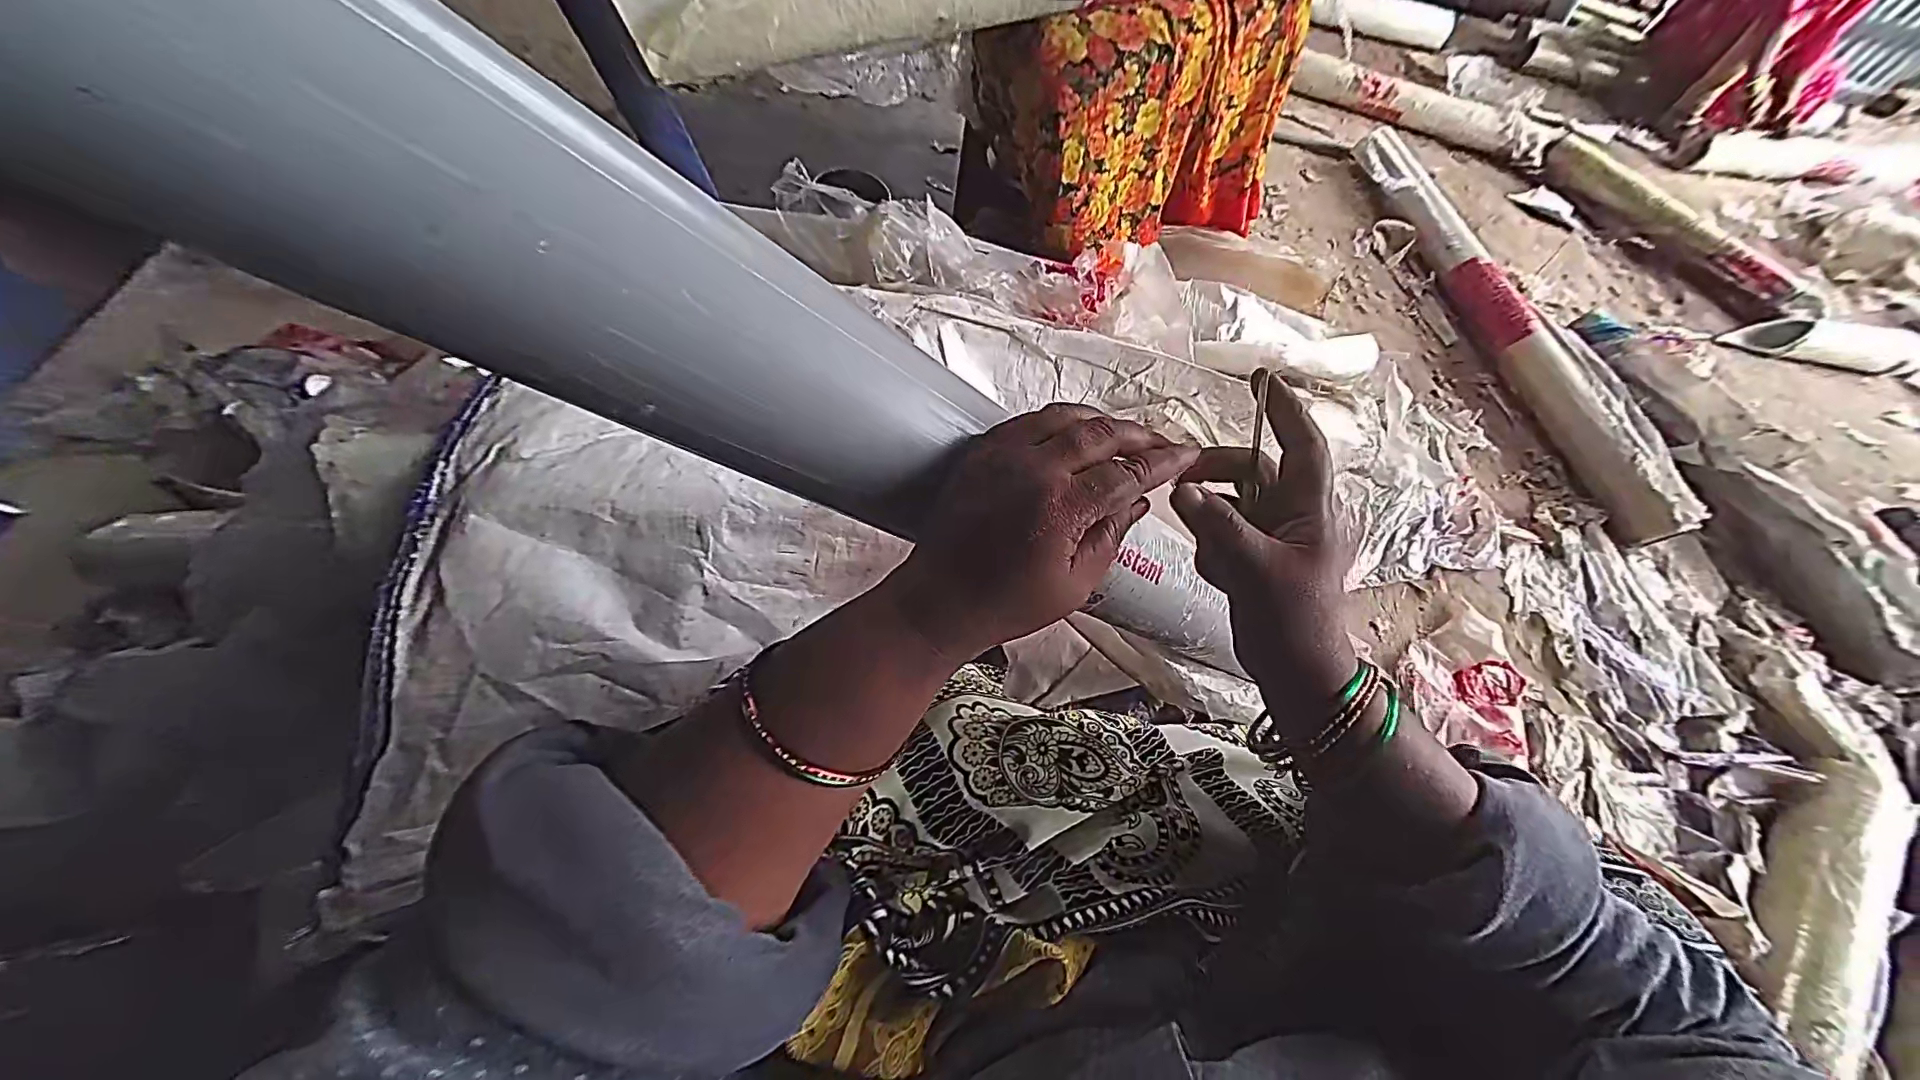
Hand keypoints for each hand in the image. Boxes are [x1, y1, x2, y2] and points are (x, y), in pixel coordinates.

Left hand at [882, 404, 1198, 663]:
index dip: (1162, 462)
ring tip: (1123, 434)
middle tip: (1160, 443)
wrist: (939, 601)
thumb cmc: (1003, 604)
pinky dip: (1059, 421)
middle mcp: (1032, 470)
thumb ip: (1111, 537)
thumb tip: (1138, 502)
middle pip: (1100, 433)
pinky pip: (1028, 421)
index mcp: (1061, 507)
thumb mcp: (1074, 584)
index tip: (1183, 455)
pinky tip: (1073, 432)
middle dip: (1138, 435)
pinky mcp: (980, 454)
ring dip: (1101, 421)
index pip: (1126, 471)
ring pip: (1064, 416)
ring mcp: (1002, 456)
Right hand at [1169, 375, 1355, 722]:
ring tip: (1214, 558)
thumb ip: (1218, 526)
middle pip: (1250, 472)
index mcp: (1311, 509)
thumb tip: (1183, 490)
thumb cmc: (1292, 620)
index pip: (1301, 446)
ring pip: (1229, 504)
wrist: (1294, 672)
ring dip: (1211, 524)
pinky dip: (1212, 549)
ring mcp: (1272, 536)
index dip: (1284, 410)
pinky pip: (1221, 533)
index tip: (1262, 380)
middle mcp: (1293, 514)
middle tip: (1180, 487)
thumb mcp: (1254, 568)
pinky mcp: (1253, 556)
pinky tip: (1221, 576)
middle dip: (1216, 477)